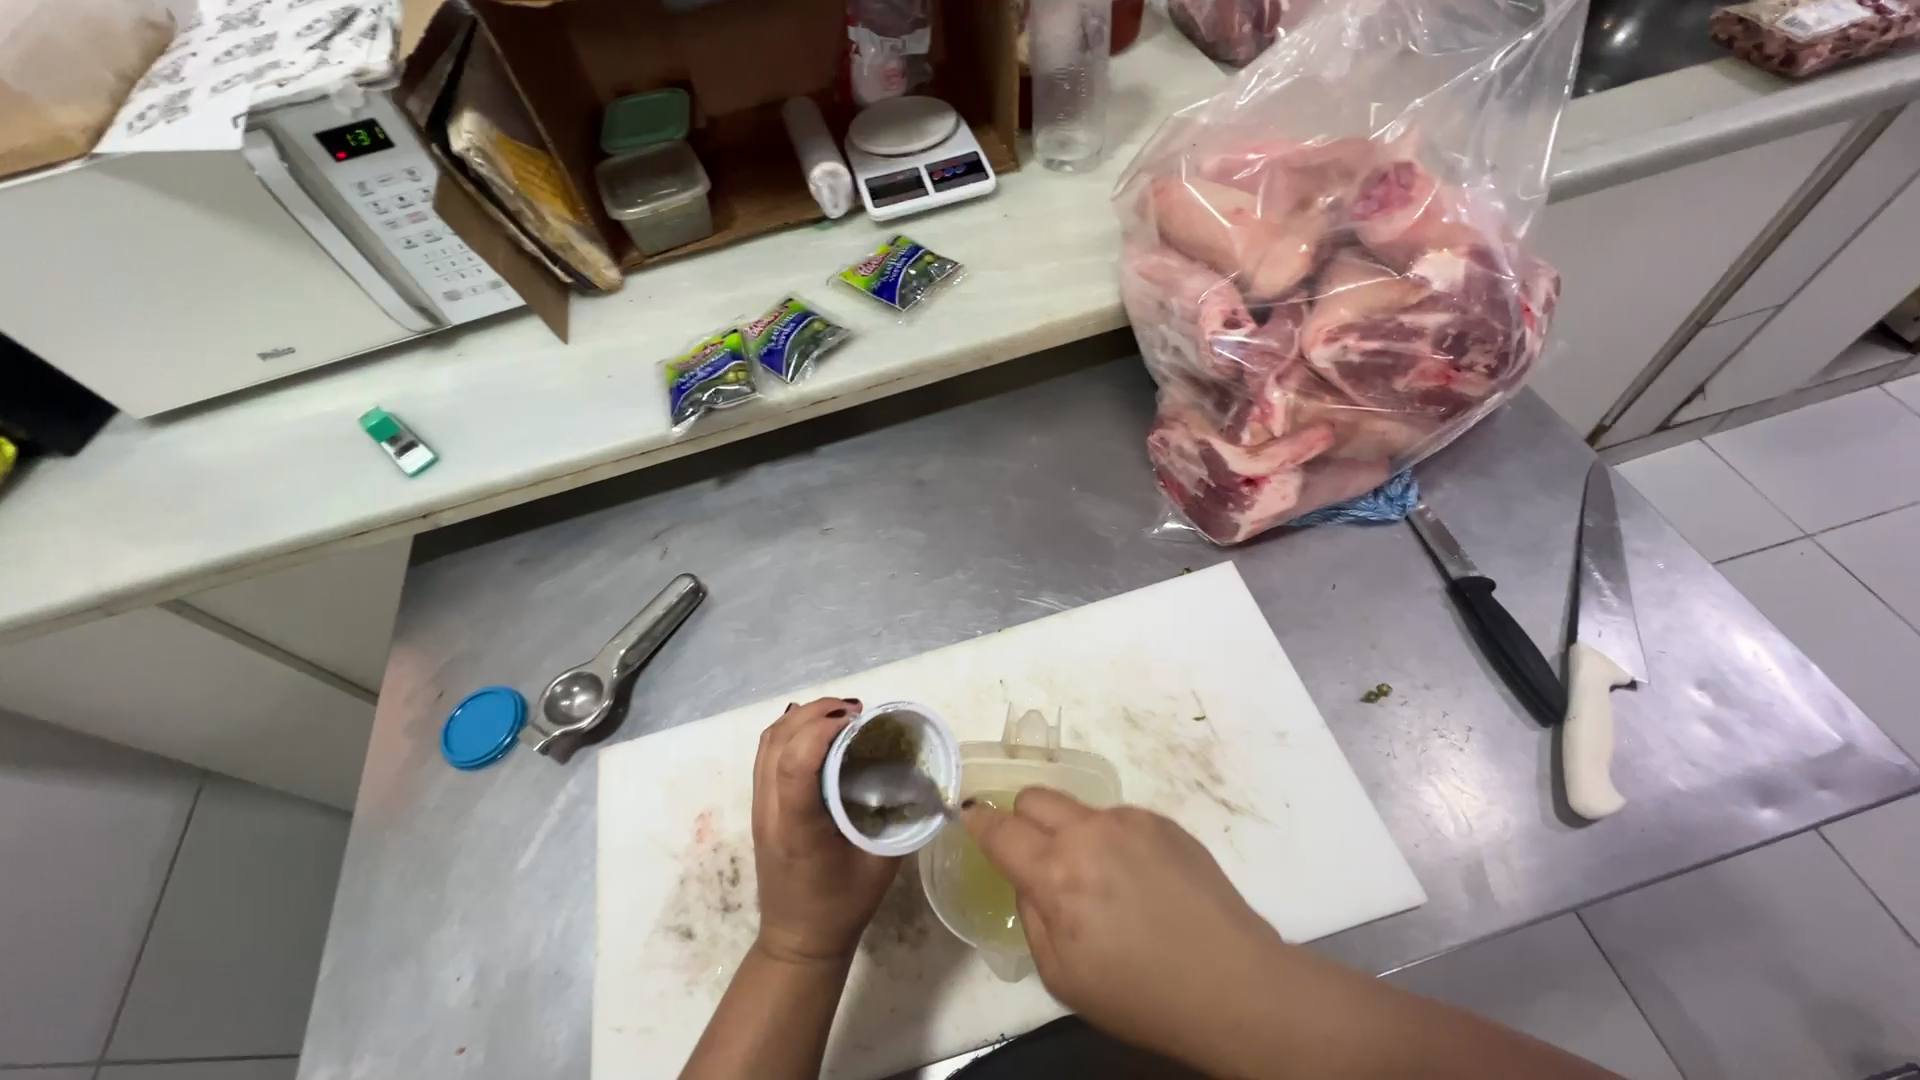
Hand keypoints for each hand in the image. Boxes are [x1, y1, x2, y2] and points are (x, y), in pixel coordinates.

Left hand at [751, 697, 900, 966]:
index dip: (822, 729)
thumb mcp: (882, 864)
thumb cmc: (842, 906)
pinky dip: (789, 731)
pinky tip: (818, 729)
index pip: (795, 764)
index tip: (858, 719)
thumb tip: (918, 774)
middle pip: (776, 742)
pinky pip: (765, 755)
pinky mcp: (758, 806)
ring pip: (766, 743)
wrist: (798, 940)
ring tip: (839, 714)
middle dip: (815, 712)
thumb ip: (897, 816)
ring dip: (800, 717)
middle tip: (856, 710)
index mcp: (799, 829)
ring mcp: (759, 808)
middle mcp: (770, 812)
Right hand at [961, 788, 1283, 1063]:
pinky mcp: (1164, 821)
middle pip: (1034, 797)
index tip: (969, 816)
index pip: (1000, 829)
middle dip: (1020, 818)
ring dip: (1070, 833)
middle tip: (1031, 853)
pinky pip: (1117, 821)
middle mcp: (1090, 833)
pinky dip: (1110, 841)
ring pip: (1077, 809)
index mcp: (1058, 874)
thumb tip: (1028, 876)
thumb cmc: (1141, 994)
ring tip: (1099, 881)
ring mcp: (1131, 821)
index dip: (978, 821)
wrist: (1233, 984)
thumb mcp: (1061, 975)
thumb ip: (1032, 913)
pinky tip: (1137, 881)